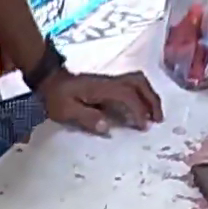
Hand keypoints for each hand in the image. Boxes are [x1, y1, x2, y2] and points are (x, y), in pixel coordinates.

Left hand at [39, 70, 162, 134]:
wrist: (48, 81)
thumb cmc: (55, 97)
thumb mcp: (66, 111)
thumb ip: (86, 118)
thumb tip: (107, 127)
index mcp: (101, 88)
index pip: (127, 96)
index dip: (138, 110)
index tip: (144, 126)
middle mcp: (109, 81)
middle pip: (139, 82)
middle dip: (151, 99)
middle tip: (159, 119)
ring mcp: (109, 81)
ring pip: (136, 81)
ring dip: (148, 96)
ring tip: (154, 114)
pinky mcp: (106, 84)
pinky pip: (129, 85)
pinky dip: (140, 95)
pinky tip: (140, 108)